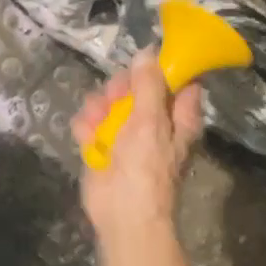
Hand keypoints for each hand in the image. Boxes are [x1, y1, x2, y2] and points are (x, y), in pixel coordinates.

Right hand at [71, 48, 204, 239]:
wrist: (122, 213)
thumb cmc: (145, 166)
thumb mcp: (150, 120)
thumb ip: (148, 85)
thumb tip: (148, 52)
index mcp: (178, 119)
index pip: (179, 83)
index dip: (163, 68)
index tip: (144, 60)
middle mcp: (155, 125)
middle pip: (138, 90)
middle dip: (121, 89)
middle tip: (114, 94)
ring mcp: (127, 138)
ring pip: (111, 106)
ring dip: (99, 107)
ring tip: (95, 117)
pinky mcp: (103, 149)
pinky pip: (91, 126)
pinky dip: (86, 127)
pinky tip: (85, 134)